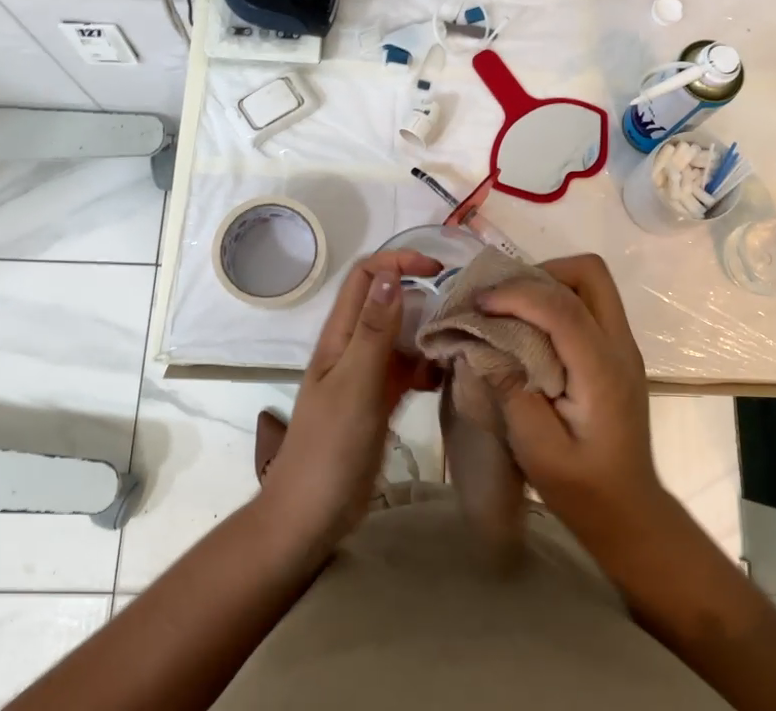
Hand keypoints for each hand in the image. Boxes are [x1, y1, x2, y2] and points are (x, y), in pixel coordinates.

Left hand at [257, 249, 443, 548]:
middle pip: (388, 304)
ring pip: (402, 338)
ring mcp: (366, 377)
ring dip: (429, 335)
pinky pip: (408, 372)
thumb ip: (373, 332)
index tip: (439, 271)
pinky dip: (428, 368)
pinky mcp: (379, 403)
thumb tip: (391, 275)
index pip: (366, 278)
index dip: (398, 262)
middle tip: (464, 311)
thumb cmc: (330, 448)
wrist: (311, 513)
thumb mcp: (355, 385)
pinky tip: (449, 379)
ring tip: (464, 344)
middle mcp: (352, 349)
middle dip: (423, 297)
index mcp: (339, 337)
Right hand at [477, 254, 664, 525]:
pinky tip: (526, 329)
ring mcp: (623, 347)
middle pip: (590, 274)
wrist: (628, 511)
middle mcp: (620, 347)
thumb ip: (511, 392)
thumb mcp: (537, 449)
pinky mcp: (616, 353)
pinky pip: (589, 304)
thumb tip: (482, 346)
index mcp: (602, 372)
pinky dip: (555, 302)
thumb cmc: (582, 488)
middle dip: (541, 273)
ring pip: (591, 284)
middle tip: (501, 300)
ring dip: (548, 285)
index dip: (516, 295)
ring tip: (509, 310)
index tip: (478, 304)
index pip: (563, 308)